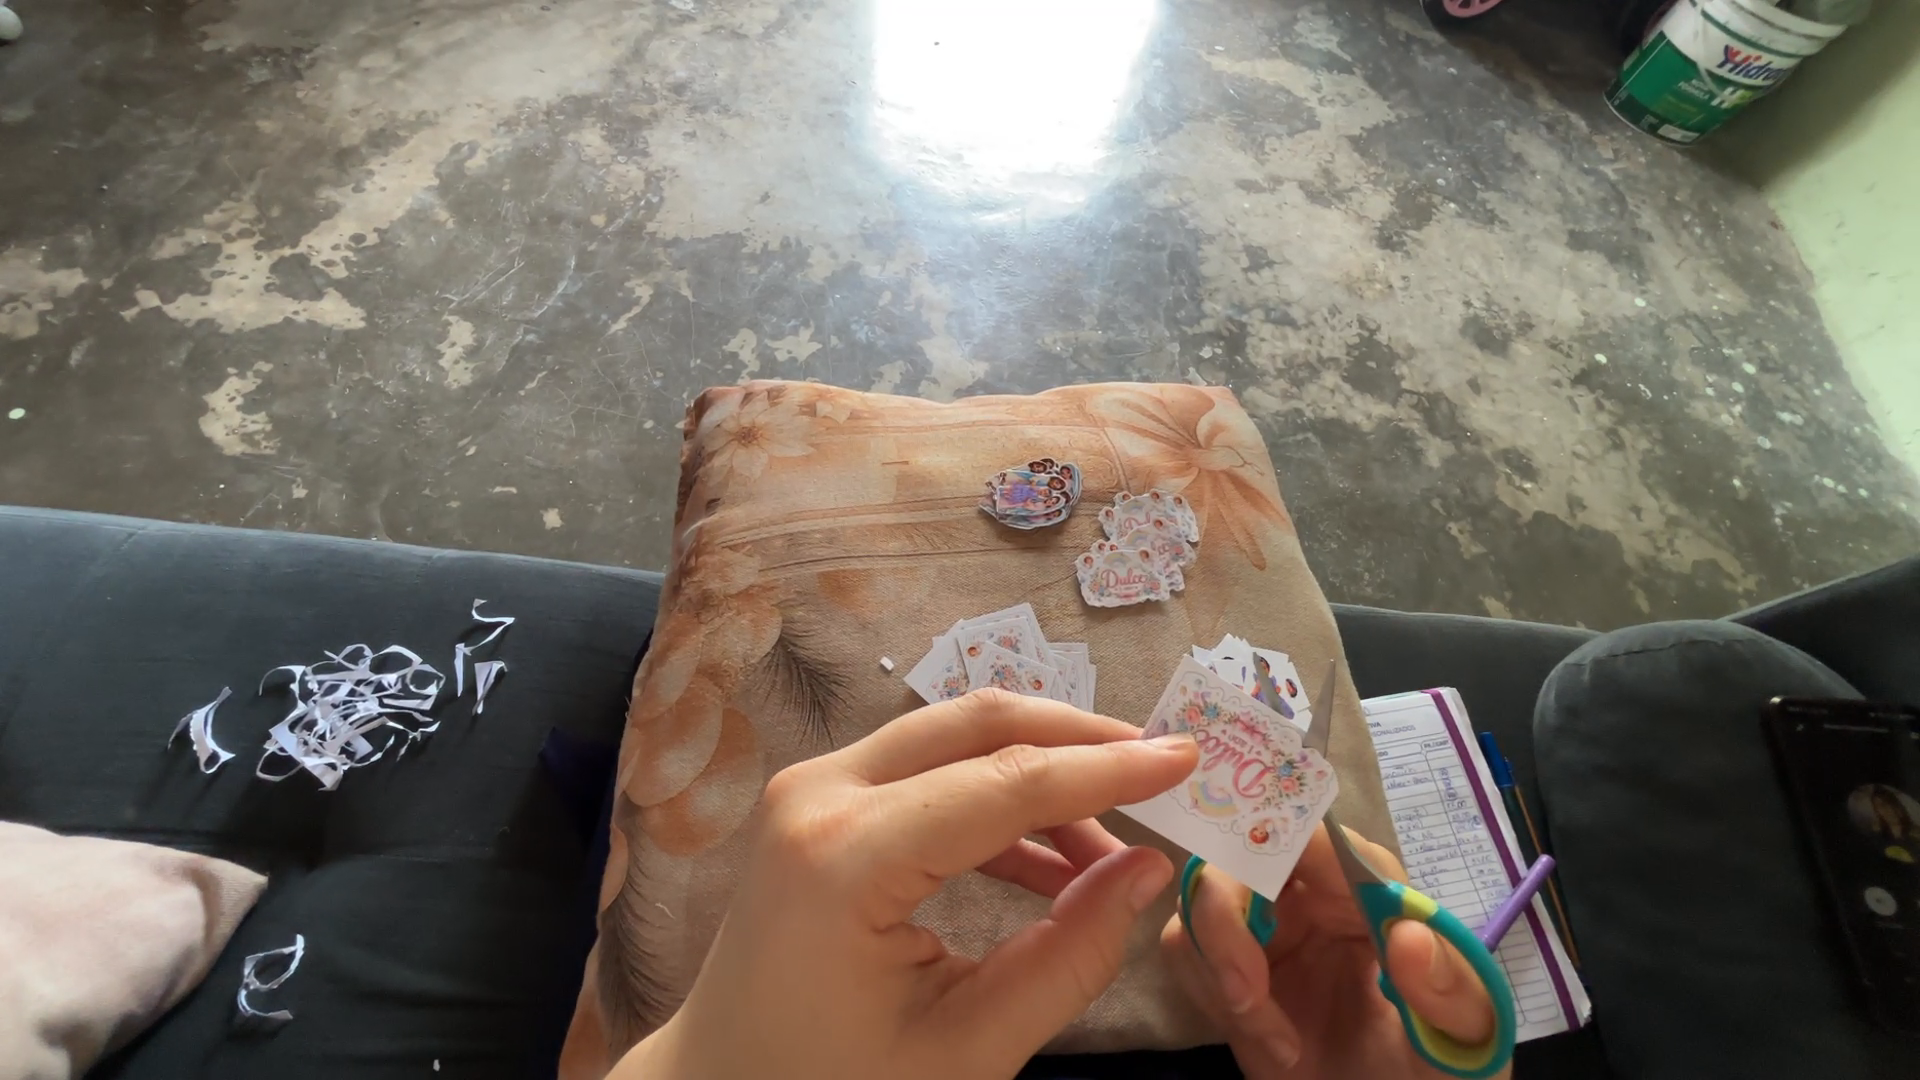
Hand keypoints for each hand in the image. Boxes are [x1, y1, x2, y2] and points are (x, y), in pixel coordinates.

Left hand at [613, 689, 1199, 1079]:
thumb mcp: (966, 1052)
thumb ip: (1069, 956)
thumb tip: (1148, 870)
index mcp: (845, 858)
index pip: (1003, 784)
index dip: (1103, 771)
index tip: (1181, 759)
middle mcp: (822, 790)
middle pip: (976, 723)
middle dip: (1075, 740)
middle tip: (1152, 770)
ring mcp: (815, 780)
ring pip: (954, 736)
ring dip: (1038, 773)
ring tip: (1105, 846)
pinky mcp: (824, 791)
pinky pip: (928, 770)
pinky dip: (994, 799)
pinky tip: (1047, 857)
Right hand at [1161, 825, 1508, 1079]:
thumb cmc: (1433, 1079)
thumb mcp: (1465, 1043)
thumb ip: (1451, 994)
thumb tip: (1406, 932)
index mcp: (1361, 885)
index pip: (1305, 830)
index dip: (1267, 842)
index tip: (1255, 898)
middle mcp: (1302, 889)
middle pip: (1231, 854)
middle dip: (1224, 922)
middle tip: (1246, 997)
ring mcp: (1258, 922)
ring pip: (1197, 898)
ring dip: (1219, 971)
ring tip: (1275, 1043)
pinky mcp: (1222, 959)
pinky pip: (1183, 944)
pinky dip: (1206, 992)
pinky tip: (1260, 1041)